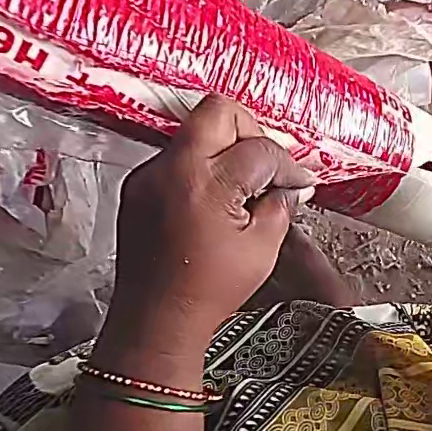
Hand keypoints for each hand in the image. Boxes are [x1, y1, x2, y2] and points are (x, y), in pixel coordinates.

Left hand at [95, 96, 314, 386]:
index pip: (258, 148)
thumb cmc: (206, 293)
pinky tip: (211, 199)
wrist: (156, 320)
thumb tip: (288, 185)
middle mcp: (171, 169)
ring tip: (239, 185)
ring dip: (222, 149)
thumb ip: (280, 205)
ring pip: (193, 131)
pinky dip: (198, 168)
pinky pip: (174, 158)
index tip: (295, 179)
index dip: (285, 164)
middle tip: (264, 163)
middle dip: (250, 130)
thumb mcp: (262, 250)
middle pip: (218, 110)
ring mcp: (149, 175)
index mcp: (206, 184)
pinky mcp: (136, 186)